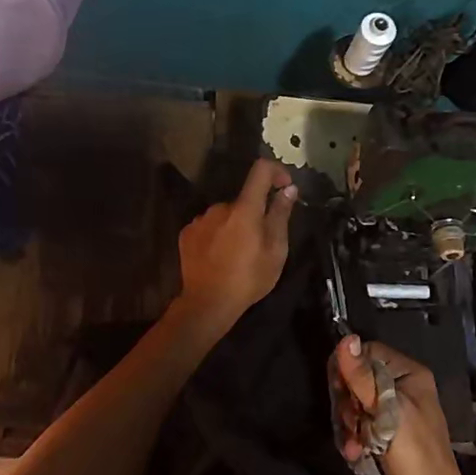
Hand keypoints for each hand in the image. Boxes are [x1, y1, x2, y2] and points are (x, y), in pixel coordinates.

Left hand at [175, 159, 296, 329]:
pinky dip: (217, 235)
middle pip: (243, 200)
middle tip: (262, 241)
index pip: (260, 170)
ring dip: (235, 226)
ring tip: (239, 254)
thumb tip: (288, 189)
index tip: (285, 186)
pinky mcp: (187, 234)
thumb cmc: (249, 278)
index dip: (276, 170)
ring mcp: (200, 220)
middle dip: (254, 214)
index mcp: (245, 208)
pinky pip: (208, 227)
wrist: (207, 303)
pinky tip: (220, 257)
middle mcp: (219, 207)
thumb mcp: (276, 250)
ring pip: (225, 215)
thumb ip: (280, 215)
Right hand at [329, 337, 466, 474]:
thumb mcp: (386, 411)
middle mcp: (403, 385)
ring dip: (350, 423)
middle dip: (348, 403)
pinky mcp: (387, 429)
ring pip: (355, 401)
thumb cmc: (413, 452)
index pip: (367, 353)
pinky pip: (361, 421)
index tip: (341, 392)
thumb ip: (362, 376)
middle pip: (358, 378)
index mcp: (409, 373)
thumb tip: (347, 338)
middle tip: (352, 422)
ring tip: (356, 443)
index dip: (349, 370)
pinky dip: (355, 436)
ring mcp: (395, 408)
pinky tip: (356, 452)